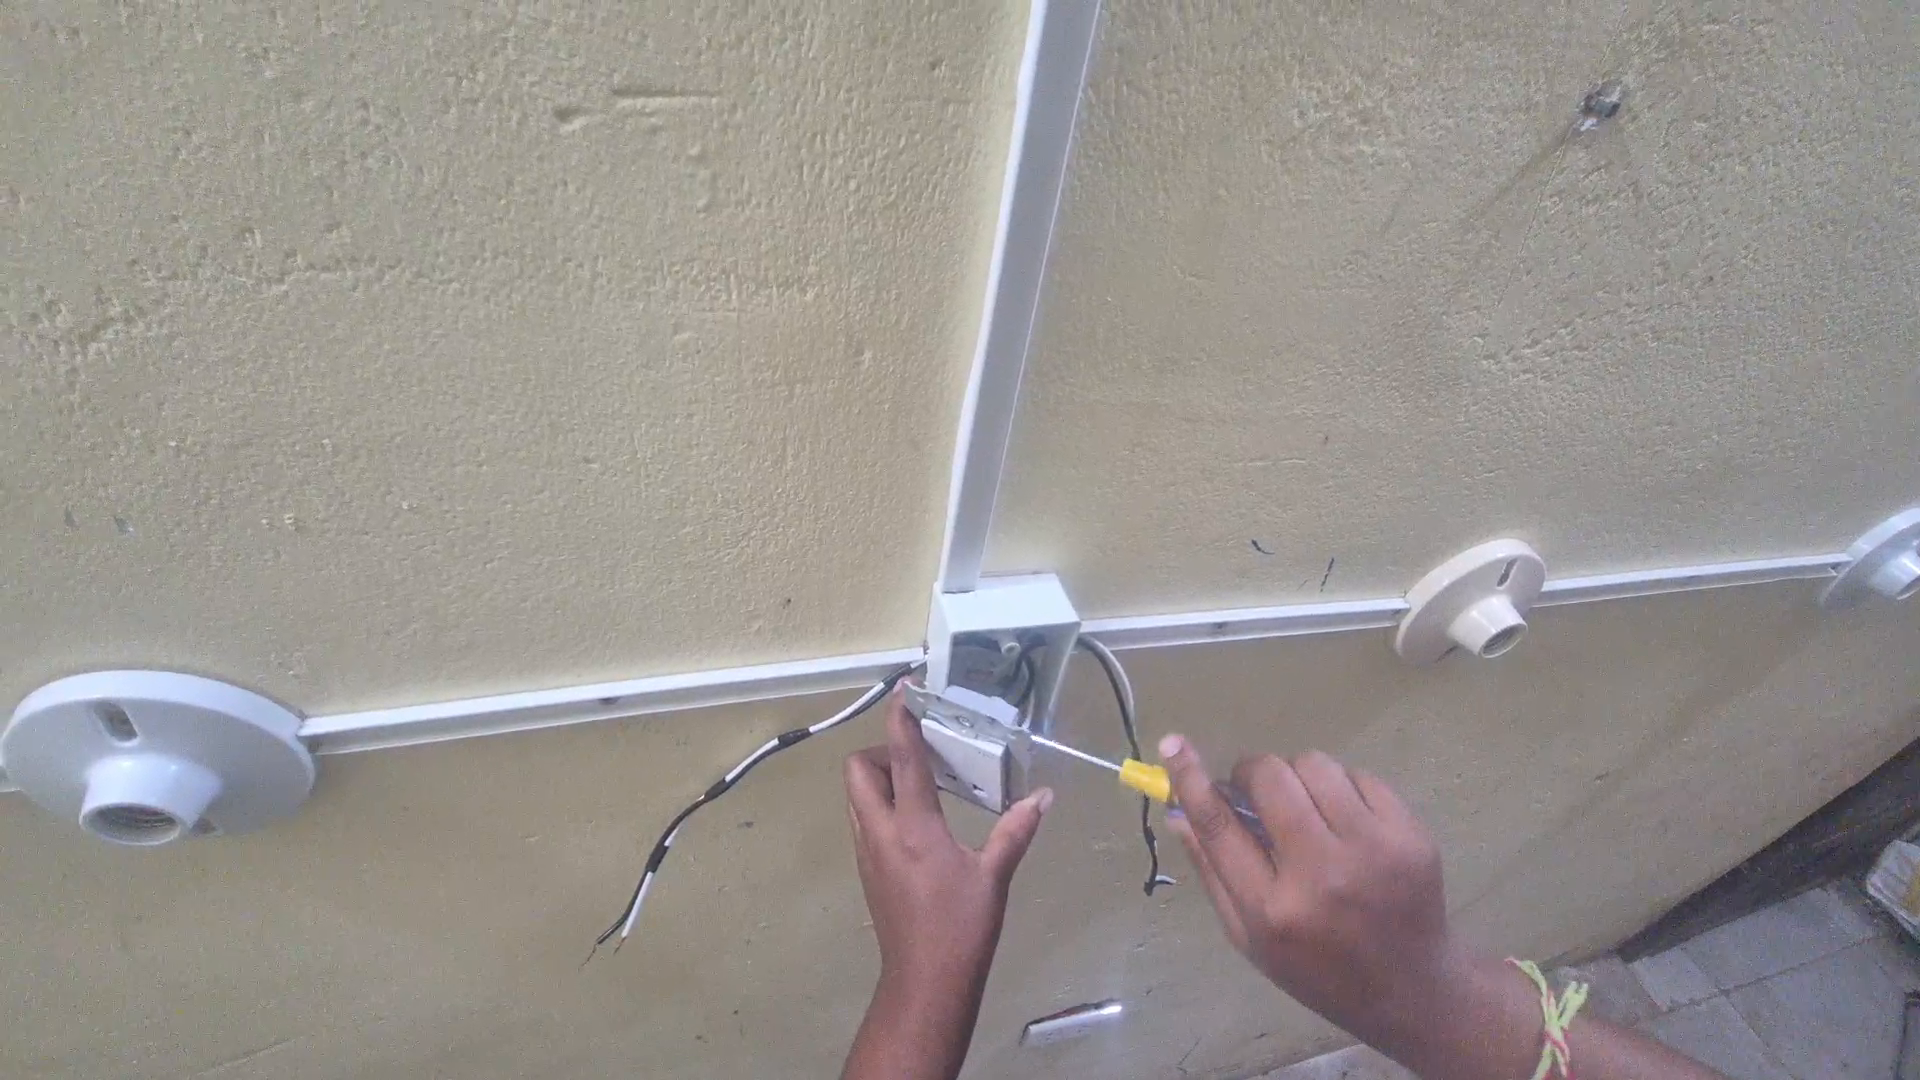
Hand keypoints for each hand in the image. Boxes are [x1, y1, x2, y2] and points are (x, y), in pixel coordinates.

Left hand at [839, 687, 1051, 1079]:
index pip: (901, 758)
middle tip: (919, 755)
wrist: (924, 984)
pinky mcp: (867, 868)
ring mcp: (867, 851)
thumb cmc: (961, 929)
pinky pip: (863, 817)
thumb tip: (1043, 795)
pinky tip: (916, 817)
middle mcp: (880, 831)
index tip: (904, 692)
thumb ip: (1016, 830)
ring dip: (878, 776)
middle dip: (880, 749)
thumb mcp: (993, 876)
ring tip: (920, 780)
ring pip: (855, 794)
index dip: (900, 720)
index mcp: (913, 827)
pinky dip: (880, 801)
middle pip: (857, 769)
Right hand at [1158, 735, 1536, 1078]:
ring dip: (1296, 777)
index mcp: (1274, 909)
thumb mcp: (1248, 937)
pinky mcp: (1412, 835)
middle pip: (1269, 778)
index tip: (1172, 744)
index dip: (1190, 778)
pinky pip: (1357, 774)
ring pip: (1313, 764)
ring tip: (1305, 810)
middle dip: (1251, 773)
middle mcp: (1323, 875)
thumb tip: (1177, 809)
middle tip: (1255, 794)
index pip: (1219, 825)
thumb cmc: (1317, 967)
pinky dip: (1339, 787)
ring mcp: (1375, 851)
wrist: (1416, 992)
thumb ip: (1211, 870)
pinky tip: (1344, 821)